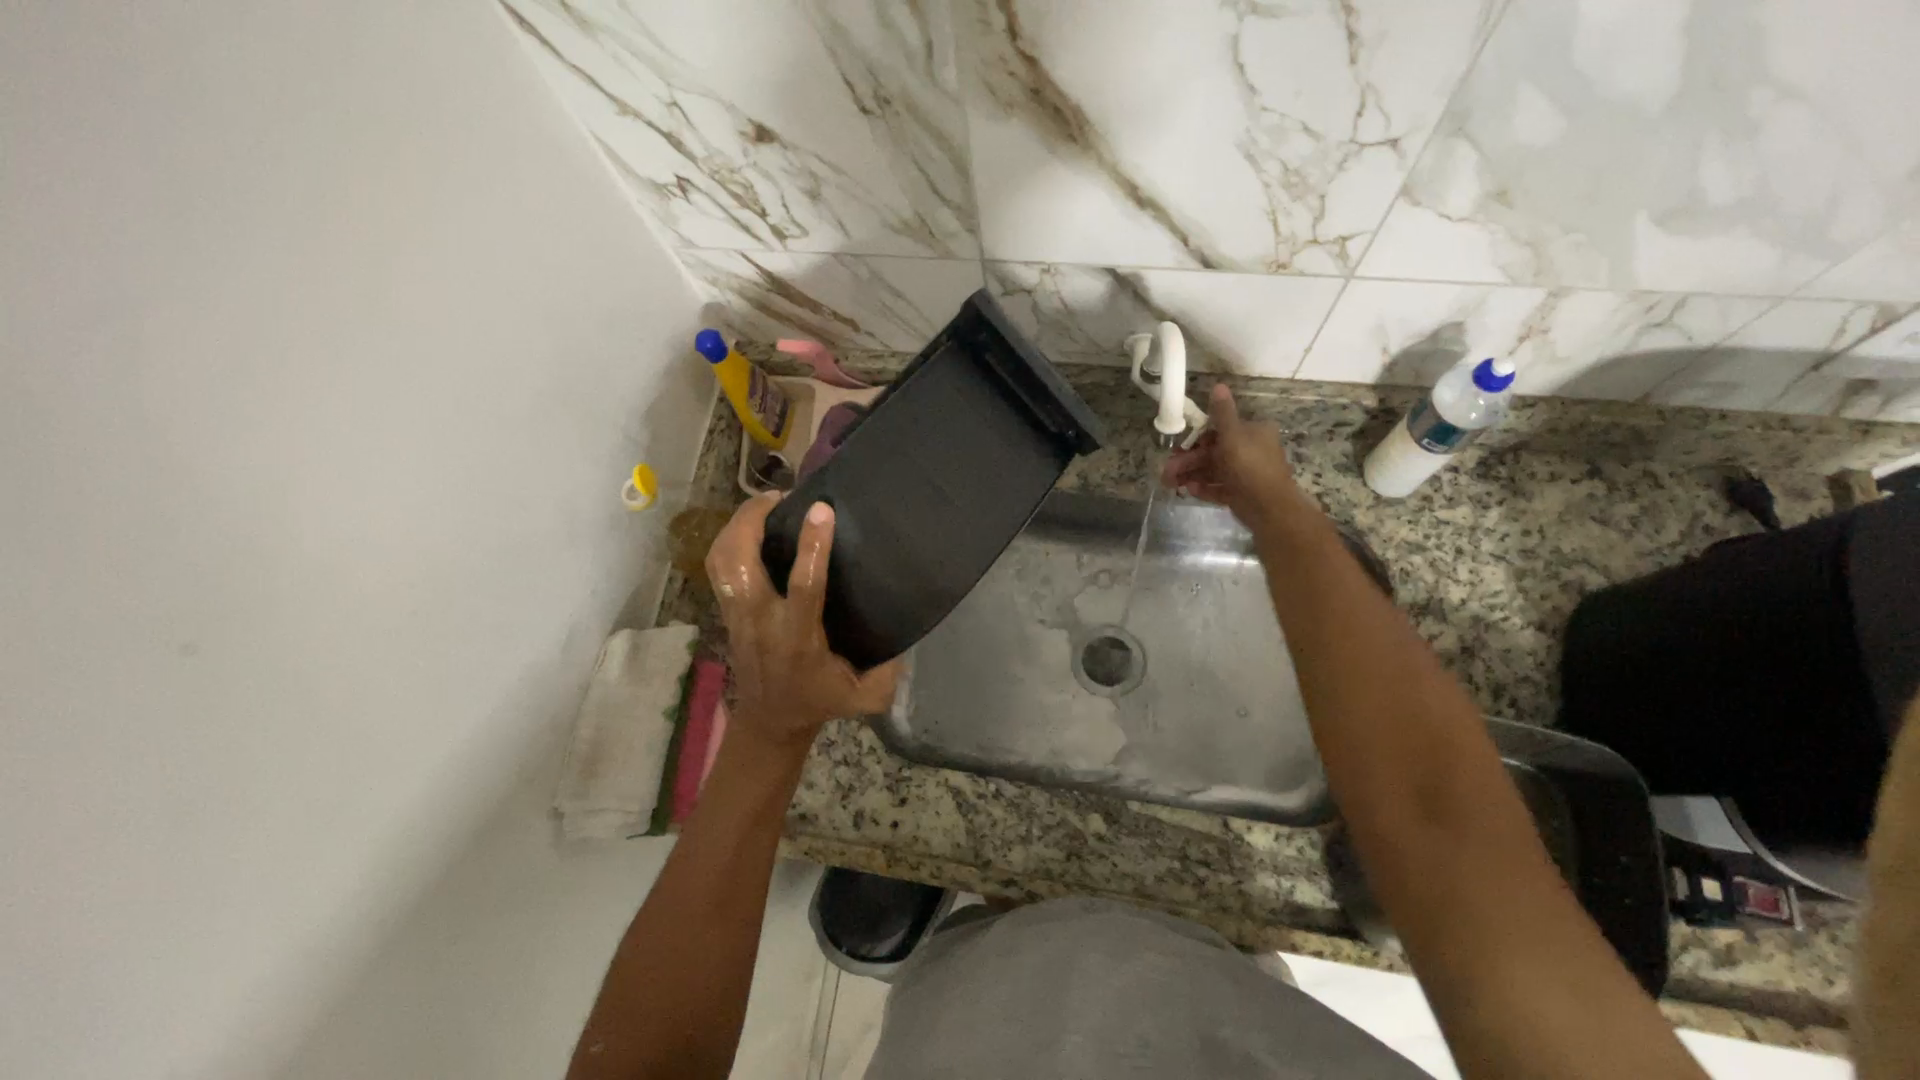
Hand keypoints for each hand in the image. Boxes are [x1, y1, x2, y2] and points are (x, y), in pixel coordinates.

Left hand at [704, 494, 900, 752]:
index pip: (803, 585)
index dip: (812, 546)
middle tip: (780, 496)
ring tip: (764, 503)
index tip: (821, 510)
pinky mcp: (727, 610)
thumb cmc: (819, 700)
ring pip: (722, 559)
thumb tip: (907, 641)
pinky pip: (718, 567)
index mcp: (798, 638)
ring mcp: (737, 614)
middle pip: (741, 561)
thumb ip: (887, 674)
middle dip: (753, 521)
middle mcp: (761, 620)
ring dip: (738, 525)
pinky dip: (729, 538)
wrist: (770, 720)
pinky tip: (749, 525)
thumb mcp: (862, 696)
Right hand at [1161, 384, 1311, 534]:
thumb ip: (1222, 413)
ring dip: (1191, 475)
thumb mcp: (1233, 434)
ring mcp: (1246, 474)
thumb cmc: (1249, 466)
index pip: (1221, 430)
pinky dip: (1204, 488)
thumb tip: (1218, 385)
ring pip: (1213, 471)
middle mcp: (1251, 450)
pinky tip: (1189, 490)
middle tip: (1167, 471)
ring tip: (1170, 484)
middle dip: (1188, 462)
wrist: (1269, 507)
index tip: (1178, 447)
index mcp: (1254, 432)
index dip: (1197, 439)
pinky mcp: (1242, 493)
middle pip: (1213, 453)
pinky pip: (1220, 487)